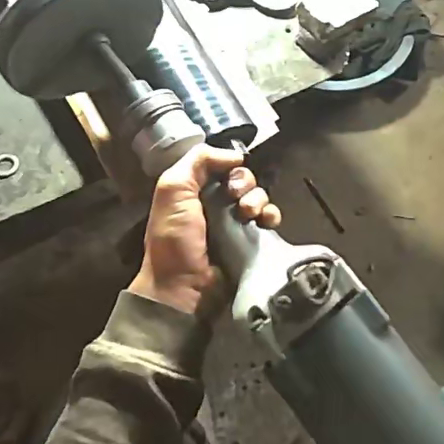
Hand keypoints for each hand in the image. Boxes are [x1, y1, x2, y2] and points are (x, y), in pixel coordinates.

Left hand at [131, 144, 280, 317]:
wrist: (184, 289)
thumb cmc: (174, 239)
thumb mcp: (172, 190)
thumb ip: (197, 162)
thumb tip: (234, 155)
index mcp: (194, 190)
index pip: (220, 166)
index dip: (228, 165)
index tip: (228, 176)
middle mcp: (214, 204)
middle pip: (242, 179)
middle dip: (245, 183)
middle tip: (236, 198)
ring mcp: (234, 224)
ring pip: (258, 197)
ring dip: (258, 200)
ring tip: (249, 214)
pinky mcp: (251, 242)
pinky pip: (269, 219)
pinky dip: (272, 216)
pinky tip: (266, 222)